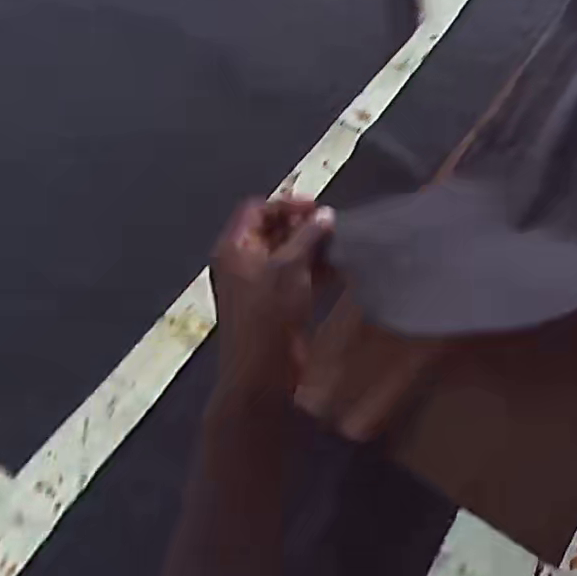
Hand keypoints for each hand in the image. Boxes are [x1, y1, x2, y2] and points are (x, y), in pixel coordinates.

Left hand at [211, 197, 333, 398]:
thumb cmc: (270, 314)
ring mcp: (260, 283)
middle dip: (303, 225)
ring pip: (288, 252)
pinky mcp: (277, 301)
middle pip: (273, 229)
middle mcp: (243, 261)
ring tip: (340, 244)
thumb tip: (325, 214)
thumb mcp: (289, 267)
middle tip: (332, 226)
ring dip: (313, 246)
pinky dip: (316, 267)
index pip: (257, 209)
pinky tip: (340, 267)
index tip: (317, 209)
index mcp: (235, 248)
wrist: (264, 371)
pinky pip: (296, 274)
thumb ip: (308, 236)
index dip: (287, 204)